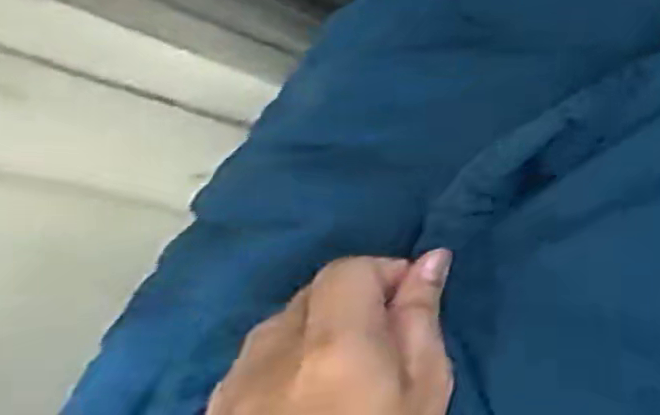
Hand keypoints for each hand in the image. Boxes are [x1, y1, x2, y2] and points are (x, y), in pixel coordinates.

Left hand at [210, 251, 453, 414]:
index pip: (347, 271)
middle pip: (306, 297)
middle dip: (347, 299)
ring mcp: (228, 401)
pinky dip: (276, 368)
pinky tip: (299, 401)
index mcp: (333, 344)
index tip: (409, 299)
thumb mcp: (424, 386)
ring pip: (270, 333)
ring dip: (308, 332)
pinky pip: (243, 374)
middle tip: (380, 333)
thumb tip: (431, 259)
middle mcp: (270, 362)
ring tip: (337, 369)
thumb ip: (421, 316)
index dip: (383, 272)